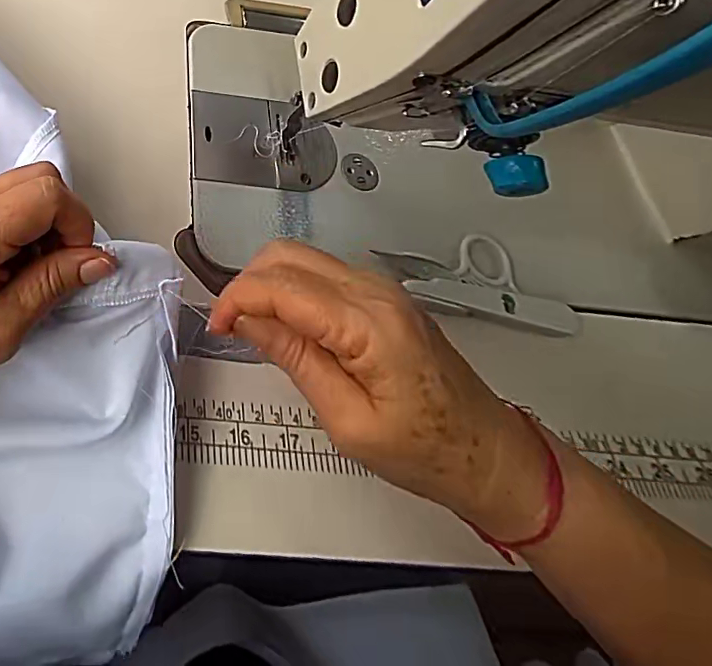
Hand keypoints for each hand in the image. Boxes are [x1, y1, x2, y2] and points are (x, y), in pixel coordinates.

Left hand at [0, 163, 117, 437]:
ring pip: (24, 182)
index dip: (75, 223)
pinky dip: (25, 221)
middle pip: (39, 177)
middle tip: (57, 265)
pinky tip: (14, 261)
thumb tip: (101, 259)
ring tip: (32, 268)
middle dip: (64, 217)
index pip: (46, 192)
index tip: (74, 263)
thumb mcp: (2, 328)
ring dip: (44, 219)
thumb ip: (51, 285)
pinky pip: (4, 196)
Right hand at [207, 240, 551, 541]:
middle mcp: (377, 294)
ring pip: (297, 257)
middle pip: (284, 255)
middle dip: (245, 285)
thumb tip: (247, 320)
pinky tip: (284, 324)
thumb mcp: (346, 420)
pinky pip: (317, 272)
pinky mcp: (380, 295)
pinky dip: (287, 288)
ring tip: (255, 328)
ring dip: (264, 284)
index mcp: (370, 326)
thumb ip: (293, 359)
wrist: (493, 456)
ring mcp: (381, 289)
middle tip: (232, 325)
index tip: (218, 326)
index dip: (236, 299)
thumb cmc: (431, 451)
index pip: (279, 285)